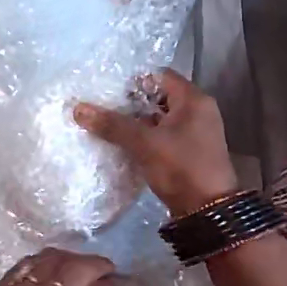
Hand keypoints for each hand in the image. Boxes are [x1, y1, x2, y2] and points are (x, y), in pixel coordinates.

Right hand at [73, 69, 239, 214]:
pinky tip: (126, 146)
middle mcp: (198, 111)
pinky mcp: (191, 151)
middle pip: (160, 97)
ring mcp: (196, 132)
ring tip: (110, 128)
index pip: (160, 75)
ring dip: (138, 123)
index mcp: (194, 100)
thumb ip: (113, 125)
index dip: (134, 81)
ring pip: (161, 119)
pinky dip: (147, 139)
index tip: (109, 93)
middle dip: (132, 104)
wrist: (208, 209)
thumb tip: (78, 109)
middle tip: (105, 111)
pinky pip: (165, 136)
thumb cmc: (180, 168)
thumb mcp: (144, 144)